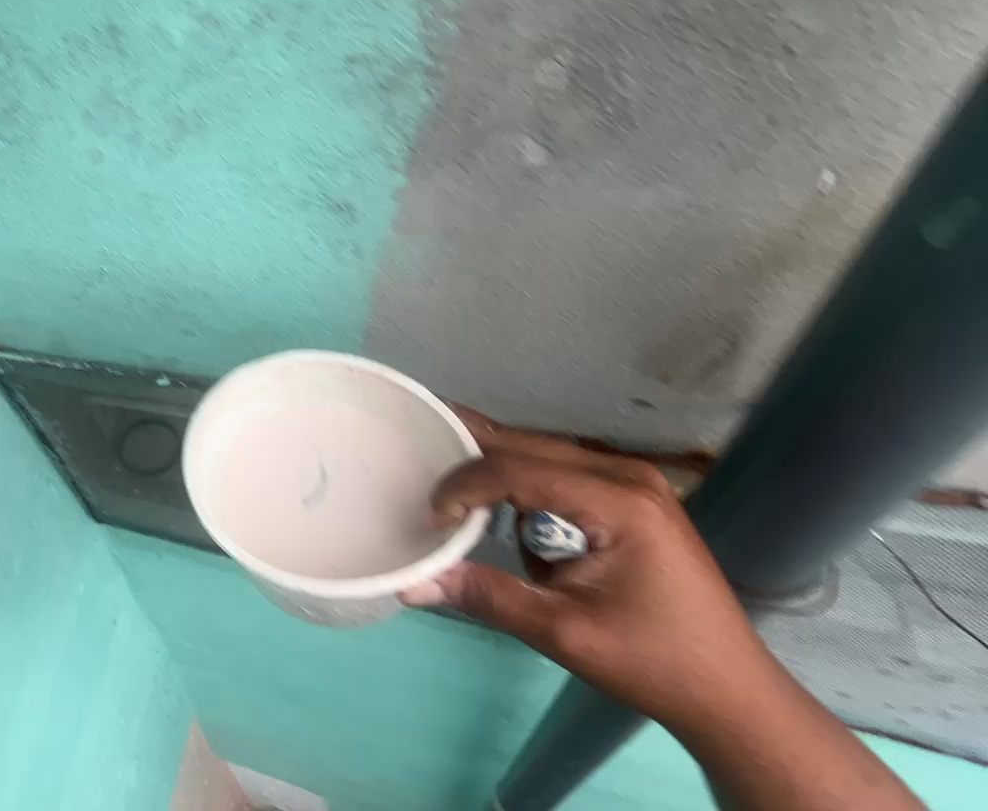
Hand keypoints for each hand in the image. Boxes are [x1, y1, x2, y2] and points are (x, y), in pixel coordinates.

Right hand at [399, 408, 781, 731]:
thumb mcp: (563, 634)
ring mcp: (631, 481)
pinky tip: (494, 504)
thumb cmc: (653, 663)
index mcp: (619, 502)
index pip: (516, 470)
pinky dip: (518, 482)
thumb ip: (487, 596)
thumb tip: (410, 585)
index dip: (463, 487)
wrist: (730, 694)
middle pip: (524, 447)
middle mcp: (626, 475)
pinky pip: (554, 470)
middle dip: (469, 462)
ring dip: (492, 470)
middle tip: (418, 476)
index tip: (432, 522)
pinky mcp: (627, 495)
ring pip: (536, 452)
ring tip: (450, 493)